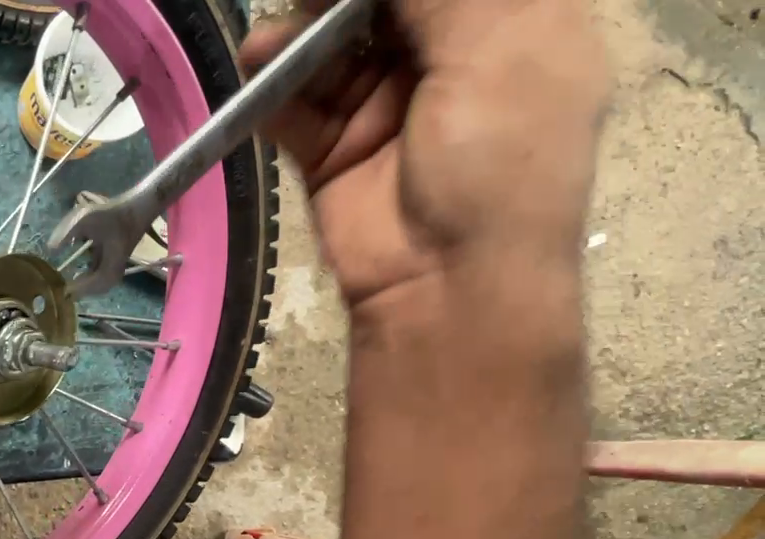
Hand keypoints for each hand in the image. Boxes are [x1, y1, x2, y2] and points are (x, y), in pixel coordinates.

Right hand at [240, 0, 610, 308]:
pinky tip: (255, 74)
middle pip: (385, 7)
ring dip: (297, 41)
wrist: (443, 278)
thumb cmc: (498, 157)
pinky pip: (299, 110)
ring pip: (333, 53)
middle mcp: (449, 57)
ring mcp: (387, 107)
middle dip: (338, 1)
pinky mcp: (334, 151)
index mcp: (515, 21)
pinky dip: (274, 92)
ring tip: (262, 44)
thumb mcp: (496, 47)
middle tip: (301, 0)